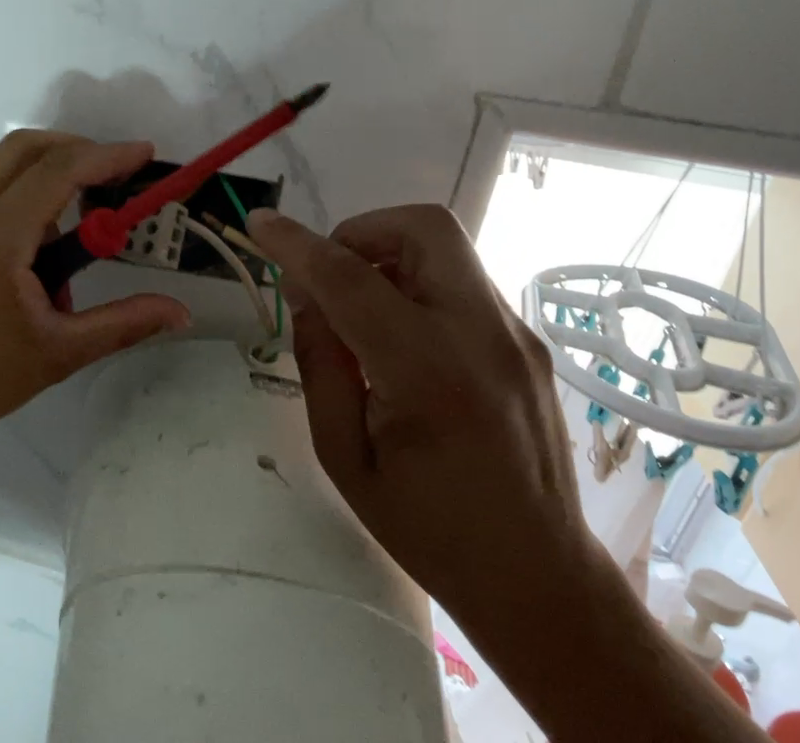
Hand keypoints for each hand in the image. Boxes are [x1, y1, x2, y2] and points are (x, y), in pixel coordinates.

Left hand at [0, 131, 191, 450]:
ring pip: (2, 171)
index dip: (107, 156)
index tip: (146, 155)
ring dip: (48, 179)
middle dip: (76, 150)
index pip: (58, 170)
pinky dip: (24, 204)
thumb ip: (123, 324)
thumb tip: (180, 311)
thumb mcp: (59, 353)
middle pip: (23, 149)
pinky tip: (41, 262)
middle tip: (117, 178)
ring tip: (82, 235)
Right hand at [245, 204, 593, 616]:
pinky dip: (419, 285)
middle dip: (361, 232)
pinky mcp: (529, 342)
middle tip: (328, 277)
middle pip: (425, 228)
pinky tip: (403, 342)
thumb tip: (307, 295)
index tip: (261, 224)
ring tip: (362, 316)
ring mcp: (517, 334)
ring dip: (391, 258)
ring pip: (448, 250)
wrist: (538, 575)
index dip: (298, 244)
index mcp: (429, 373)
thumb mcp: (345, 456)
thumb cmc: (428, 528)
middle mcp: (484, 336)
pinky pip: (464, 283)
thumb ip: (321, 363)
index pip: (352, 279)